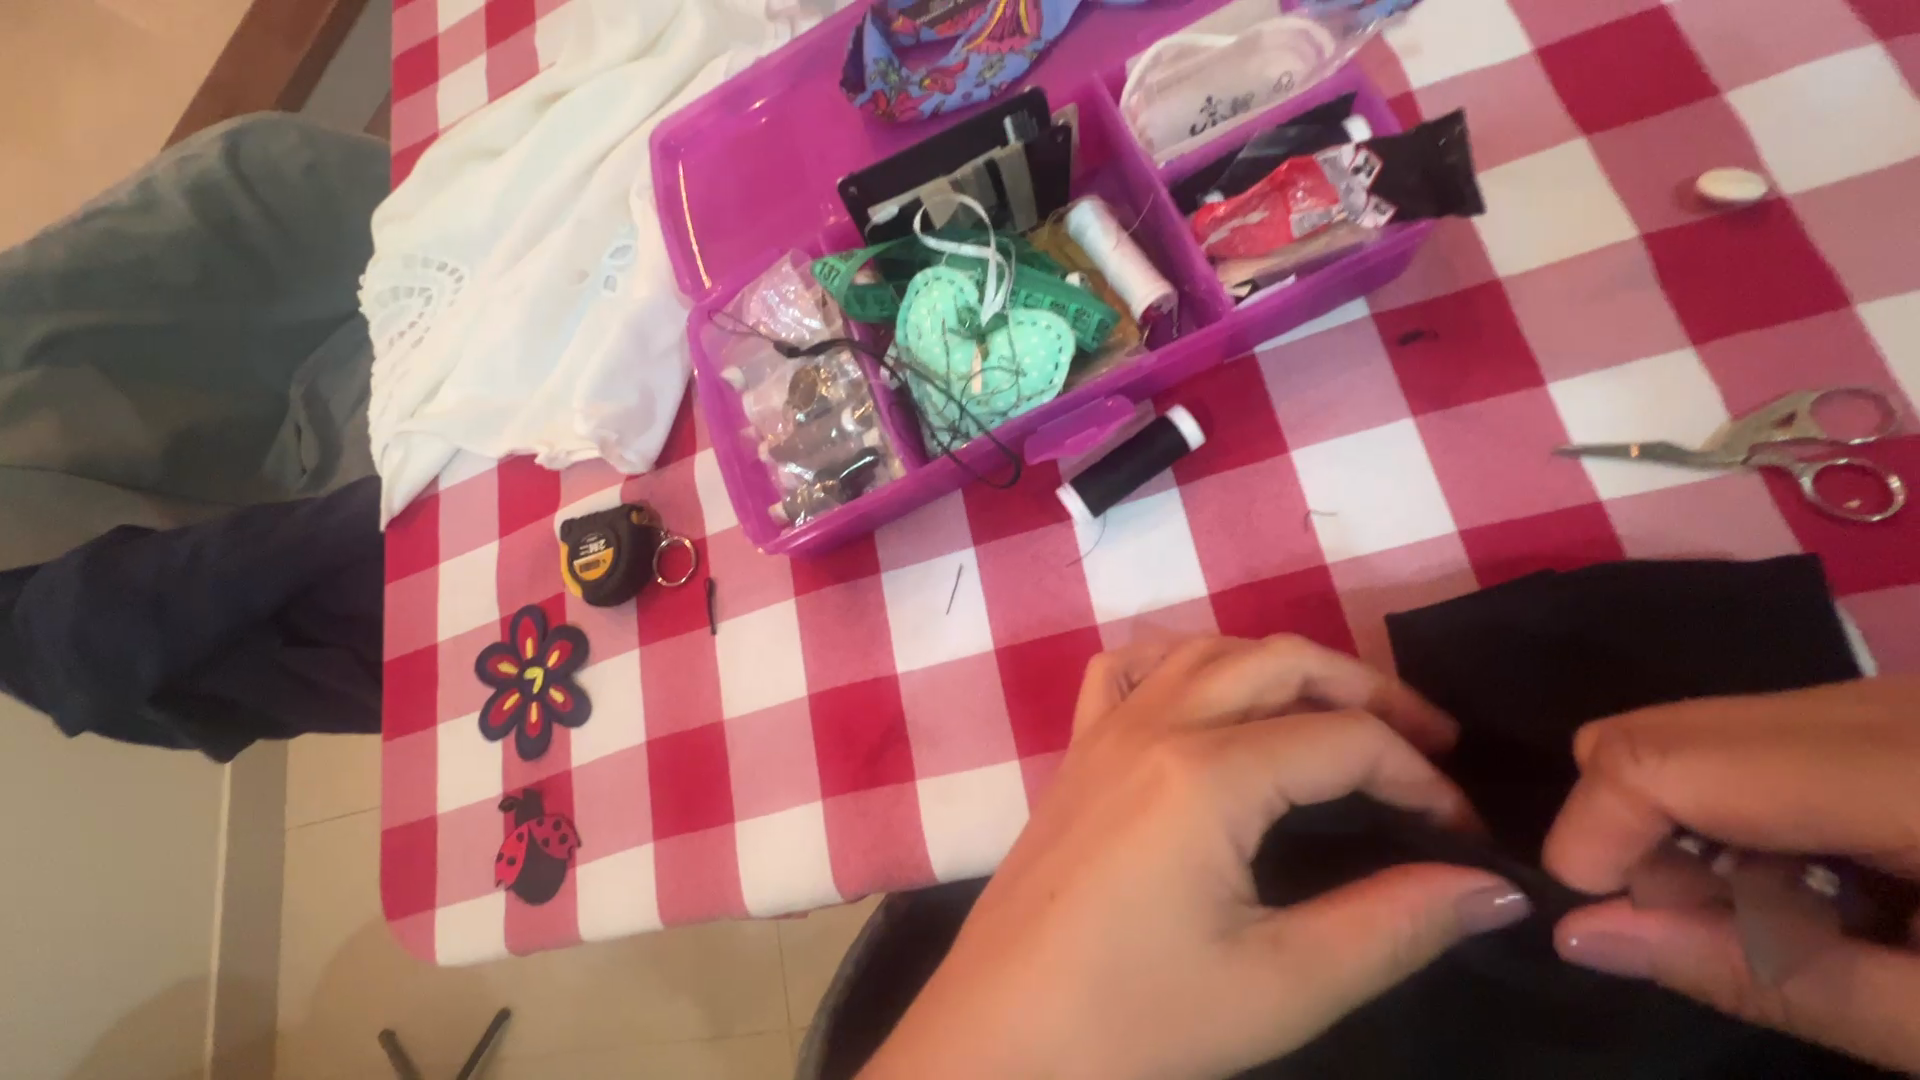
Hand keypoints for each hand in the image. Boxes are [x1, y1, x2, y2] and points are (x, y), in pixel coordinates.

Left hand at [859, 636, 1530, 1079]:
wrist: (1000, 1036)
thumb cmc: (1136, 1021)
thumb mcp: (1281, 984)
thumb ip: (1395, 923)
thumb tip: (1497, 887)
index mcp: (1206, 773)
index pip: (1344, 740)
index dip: (1421, 778)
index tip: (1465, 834)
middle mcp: (1154, 724)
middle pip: (1279, 662)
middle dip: (1367, 691)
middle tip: (1430, 742)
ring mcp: (1104, 728)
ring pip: (1206, 651)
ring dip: (1280, 665)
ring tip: (1335, 712)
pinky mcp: (1075, 749)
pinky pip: (1125, 668)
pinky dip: (1180, 661)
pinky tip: (1205, 692)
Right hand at [1544, 677, 1919, 1071]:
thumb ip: (1767, 978)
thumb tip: (1578, 936)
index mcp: (1916, 770)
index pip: (1662, 758)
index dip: (1594, 832)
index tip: (1594, 919)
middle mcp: (1892, 702)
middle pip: (1659, 731)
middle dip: (1634, 832)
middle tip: (1694, 931)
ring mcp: (1902, 698)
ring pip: (1700, 734)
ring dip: (1689, 827)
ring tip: (1779, 923)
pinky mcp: (1908, 713)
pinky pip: (1757, 741)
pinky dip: (1747, 816)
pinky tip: (1831, 888)